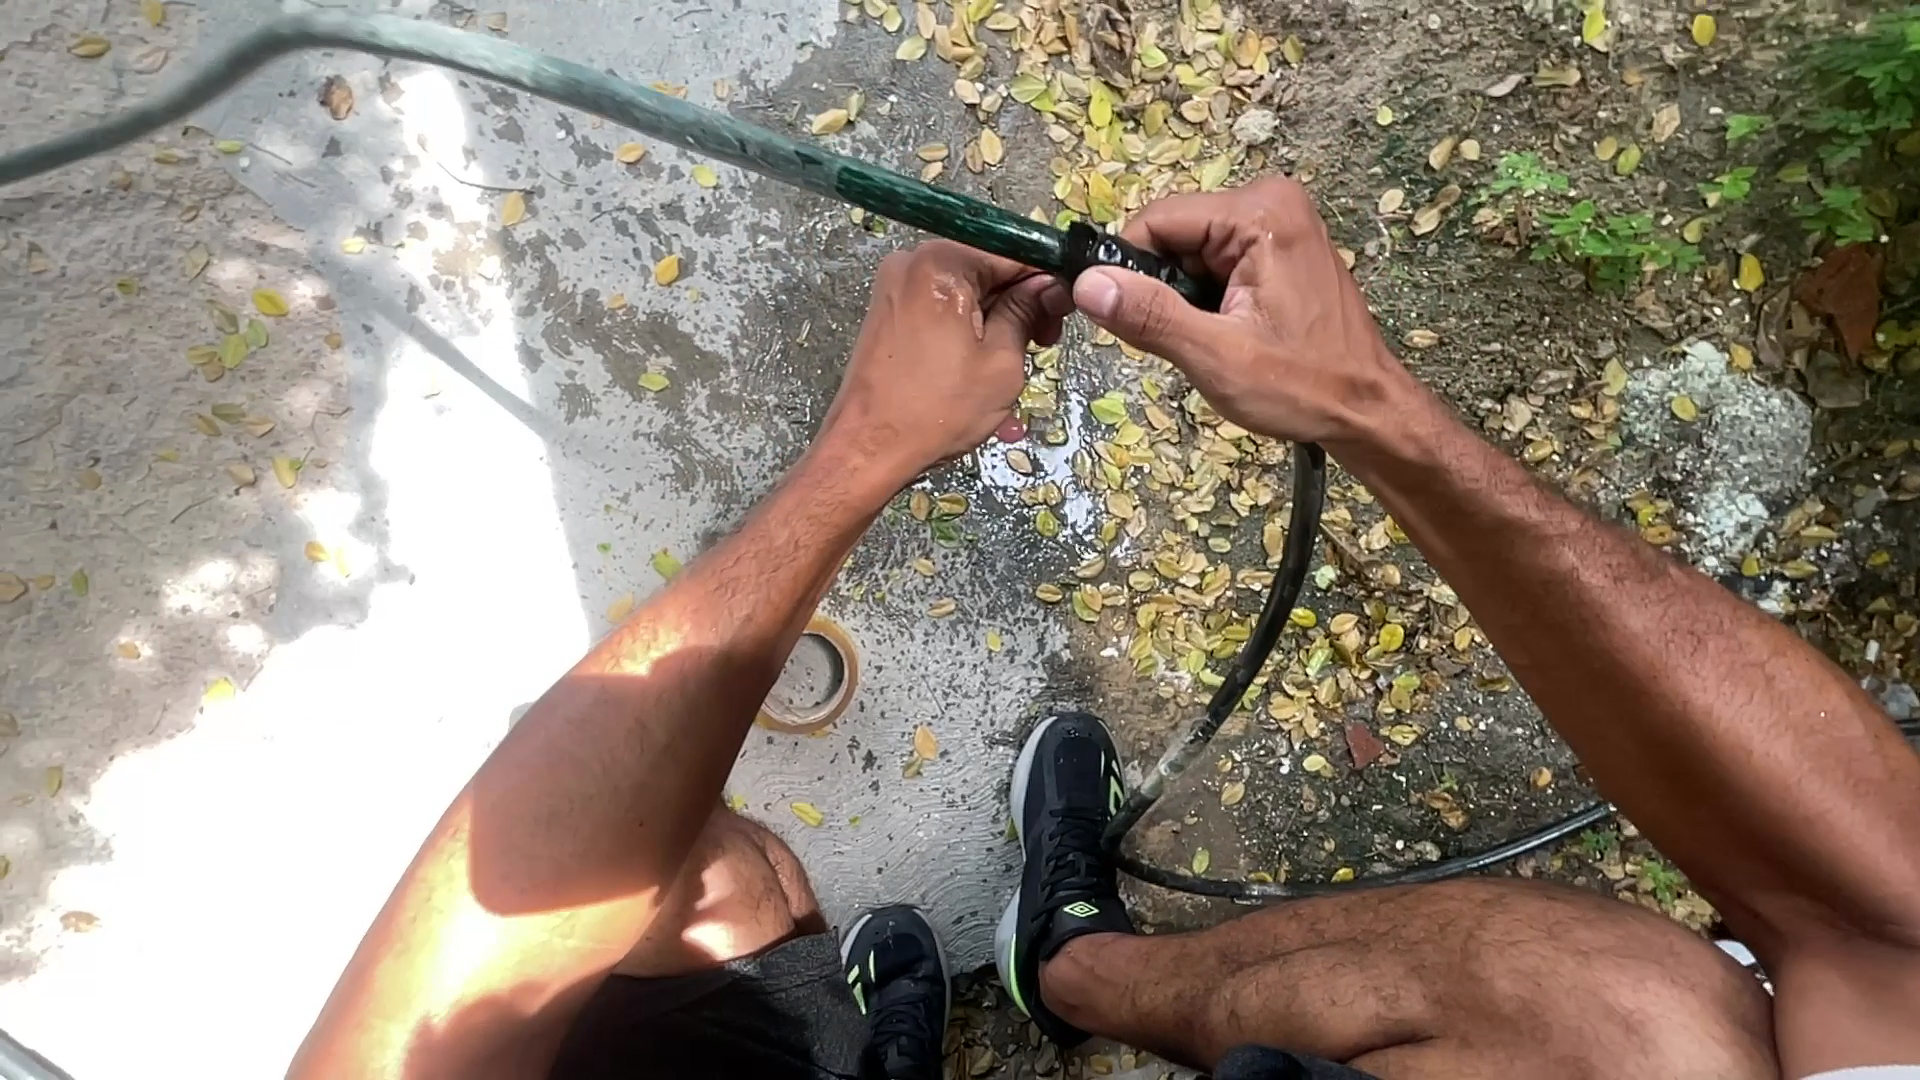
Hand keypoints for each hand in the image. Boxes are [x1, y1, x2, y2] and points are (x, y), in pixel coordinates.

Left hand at [822, 240, 1070, 481]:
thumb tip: (1049, 287)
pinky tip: (980, 364)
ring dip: (994, 322)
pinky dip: (965, 331)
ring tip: (1011, 364)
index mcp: (942, 262)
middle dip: (1018, 303)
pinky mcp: (886, 315)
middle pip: (985, 269)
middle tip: (1041, 345)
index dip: (1046, 281)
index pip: (1012, 252)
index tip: (1063, 313)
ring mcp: (894, 288)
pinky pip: (939, 310)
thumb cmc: (937, 410)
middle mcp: (912, 262)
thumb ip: (1027, 313)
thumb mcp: (1001, 362)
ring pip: (964, 293)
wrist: (868, 449)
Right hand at [1070, 176, 1411, 447]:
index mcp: (1258, 213)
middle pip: (1172, 236)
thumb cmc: (1301, 385)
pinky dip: (1200, 302)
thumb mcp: (1215, 355)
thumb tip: (1087, 284)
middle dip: (1157, 289)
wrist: (1366, 409)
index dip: (1125, 269)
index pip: (1156, 220)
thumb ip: (1150, 316)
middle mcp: (1268, 204)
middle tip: (1176, 340)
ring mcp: (1276, 226)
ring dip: (1178, 300)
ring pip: (1188, 255)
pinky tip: (1220, 334)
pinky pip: (1212, 267)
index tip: (1119, 318)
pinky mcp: (1276, 251)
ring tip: (1204, 342)